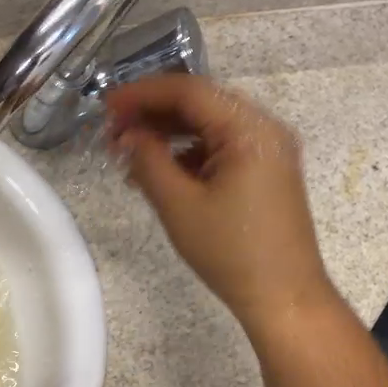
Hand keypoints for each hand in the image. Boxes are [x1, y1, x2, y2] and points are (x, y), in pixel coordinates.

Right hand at [106, 75, 336, 328]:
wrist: (282, 295)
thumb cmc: (230, 251)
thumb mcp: (179, 205)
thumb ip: (148, 162)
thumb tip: (127, 136)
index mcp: (249, 129)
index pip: (189, 92)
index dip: (142, 94)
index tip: (105, 106)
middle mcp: (263, 129)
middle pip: (200, 104)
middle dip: (152, 114)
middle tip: (110, 131)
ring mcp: (266, 150)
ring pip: (207, 126)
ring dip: (165, 134)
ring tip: (126, 154)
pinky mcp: (263, 172)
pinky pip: (218, 148)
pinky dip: (185, 153)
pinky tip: (156, 171)